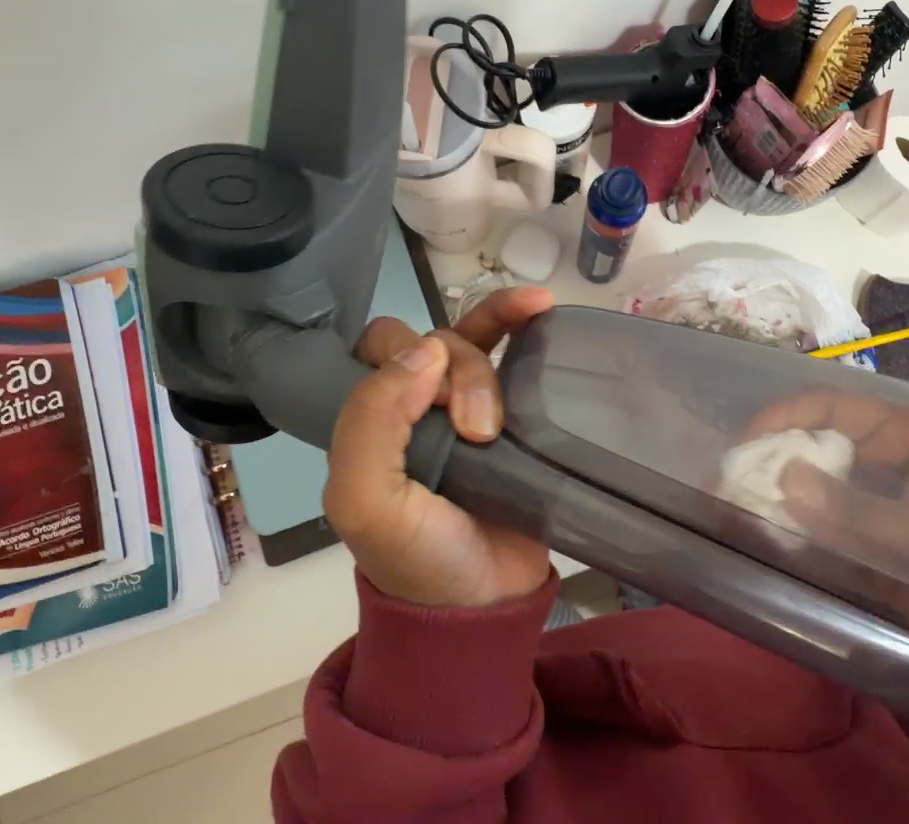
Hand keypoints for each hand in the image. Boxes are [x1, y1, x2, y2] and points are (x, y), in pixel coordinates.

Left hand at [324, 287, 555, 607]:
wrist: (485, 604)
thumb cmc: (418, 558)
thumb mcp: (366, 501)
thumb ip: (371, 423)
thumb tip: (426, 349)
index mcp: (371, 420)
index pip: (379, 352)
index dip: (406, 363)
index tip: (434, 400)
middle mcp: (413, 406)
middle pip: (432, 344)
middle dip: (458, 376)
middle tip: (478, 433)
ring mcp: (464, 407)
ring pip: (471, 342)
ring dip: (488, 362)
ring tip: (501, 420)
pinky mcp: (513, 413)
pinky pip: (511, 350)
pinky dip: (520, 319)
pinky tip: (542, 304)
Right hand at [746, 390, 908, 658]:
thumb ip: (866, 513)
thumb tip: (783, 477)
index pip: (838, 408)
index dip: (789, 414)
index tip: (746, 439)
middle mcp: (882, 466)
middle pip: (812, 448)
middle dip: (767, 460)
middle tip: (722, 483)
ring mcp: (870, 510)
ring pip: (807, 493)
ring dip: (767, 499)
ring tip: (721, 510)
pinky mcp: (863, 552)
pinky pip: (816, 535)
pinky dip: (783, 536)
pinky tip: (749, 541)